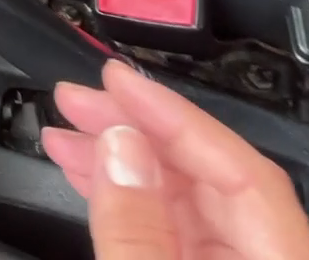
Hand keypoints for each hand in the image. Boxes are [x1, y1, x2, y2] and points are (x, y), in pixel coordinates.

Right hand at [41, 61, 308, 259]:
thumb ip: (137, 229)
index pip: (243, 173)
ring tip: (64, 132)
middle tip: (74, 99)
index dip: (175, 115)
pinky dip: (120, 195)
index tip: (115, 79)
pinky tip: (84, 172)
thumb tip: (120, 145)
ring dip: (116, 157)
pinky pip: (166, 228)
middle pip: (210, 180)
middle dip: (133, 128)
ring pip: (182, 201)